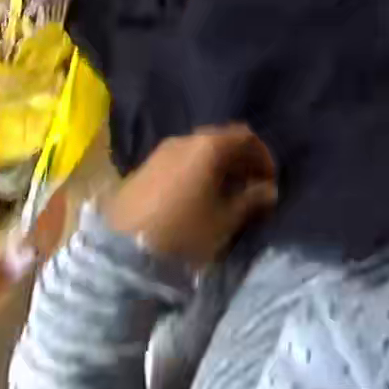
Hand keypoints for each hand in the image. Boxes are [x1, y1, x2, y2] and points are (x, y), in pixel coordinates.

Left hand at [102, 125, 278, 264]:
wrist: (118, 252)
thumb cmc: (183, 233)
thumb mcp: (225, 220)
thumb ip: (251, 200)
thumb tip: (269, 190)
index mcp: (209, 145)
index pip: (246, 136)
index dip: (263, 156)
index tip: (270, 180)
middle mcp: (185, 139)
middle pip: (222, 139)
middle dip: (241, 159)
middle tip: (251, 185)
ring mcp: (161, 151)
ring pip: (199, 149)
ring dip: (218, 165)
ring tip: (225, 193)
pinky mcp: (143, 167)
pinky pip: (180, 160)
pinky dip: (196, 171)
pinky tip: (198, 196)